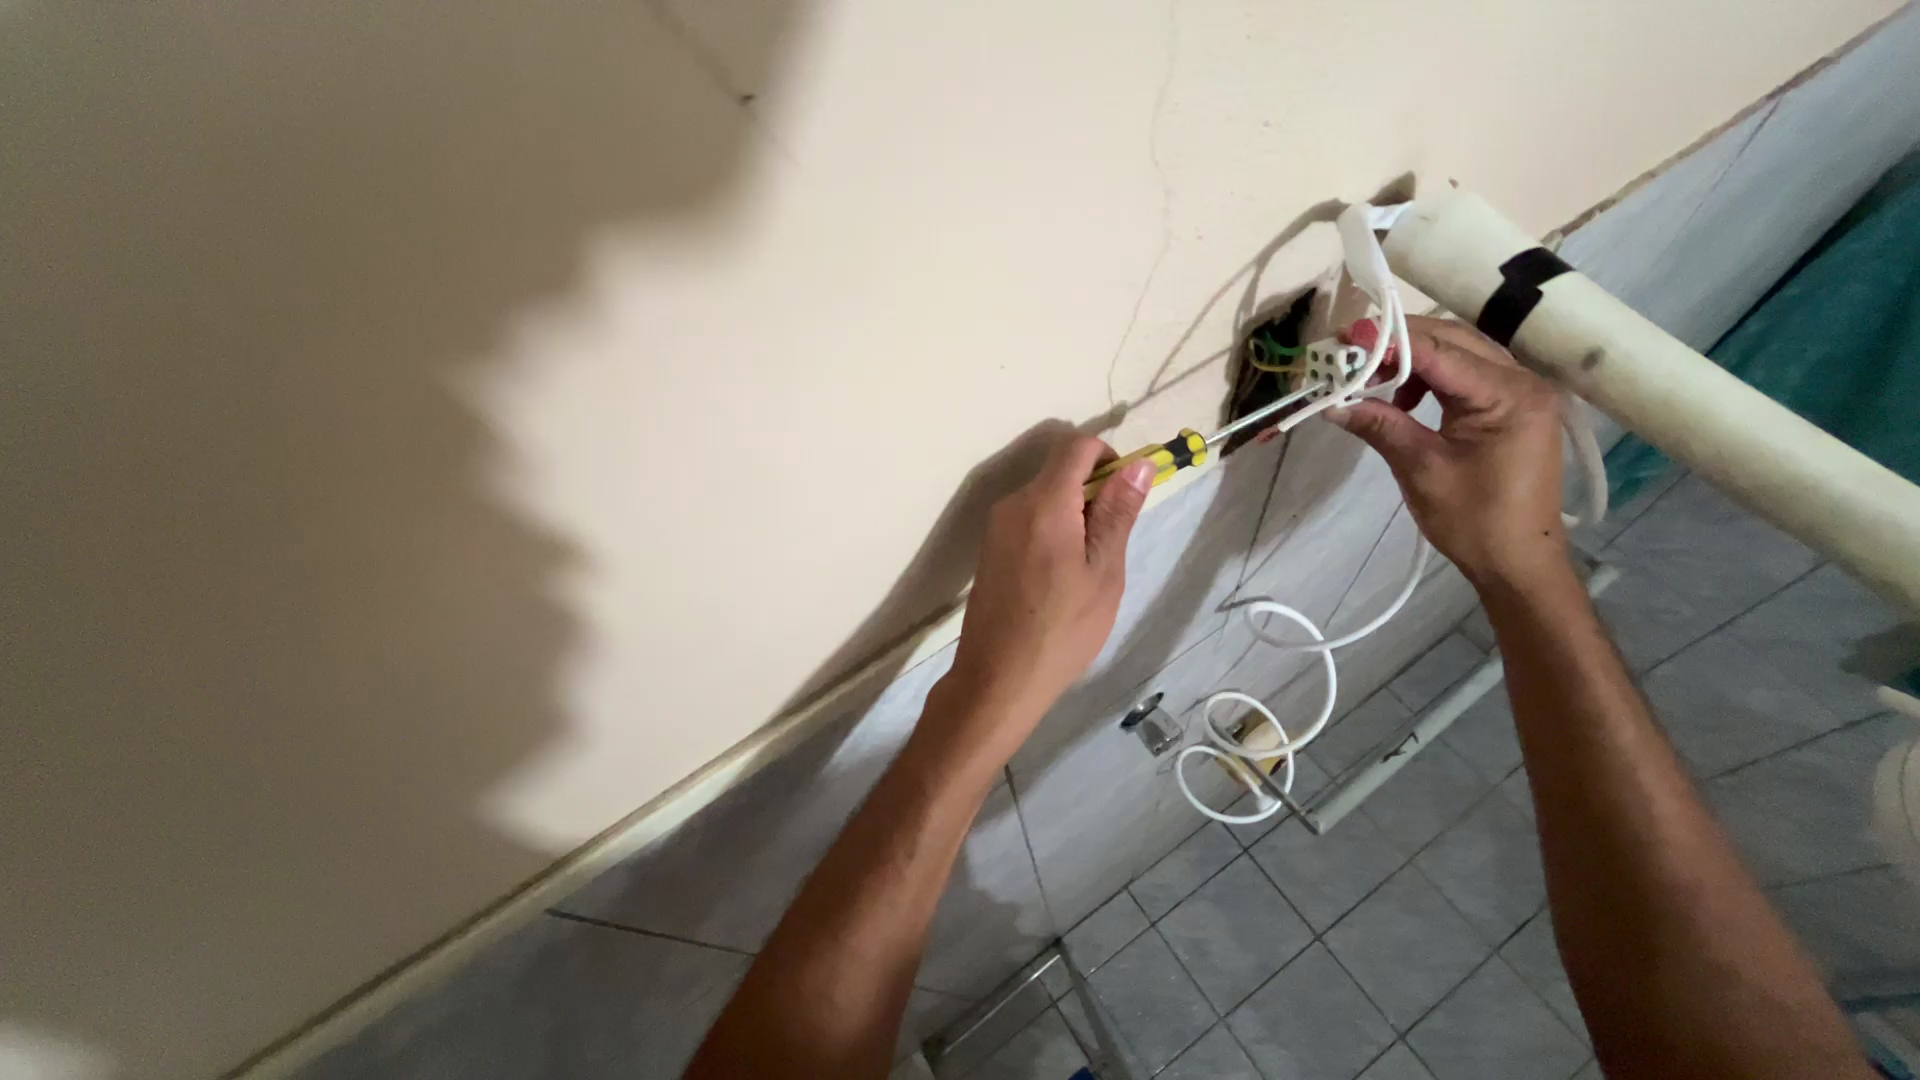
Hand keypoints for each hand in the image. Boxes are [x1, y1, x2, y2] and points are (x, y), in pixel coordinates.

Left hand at [927, 435, 1153, 764]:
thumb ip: (1118, 513)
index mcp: (1043, 503)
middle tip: (1112, 542)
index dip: (1109, 457)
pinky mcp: (990, 550)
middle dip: (1093, 491)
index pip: (1076, 447)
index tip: (1128, 493)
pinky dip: (1052, 531)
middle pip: (1059, 471)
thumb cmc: (1062, 629)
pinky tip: (1061, 578)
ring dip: (1074, 514)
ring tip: (1089, 568)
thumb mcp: (1104, 572)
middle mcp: (1012, 505)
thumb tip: (1138, 464)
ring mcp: (996, 528)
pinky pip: (1028, 521)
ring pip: (1044, 498)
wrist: (997, 678)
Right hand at [1328, 316, 1571, 589]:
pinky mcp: (1512, 406)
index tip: (1344, 337)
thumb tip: (1332, 403)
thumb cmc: (1473, 521)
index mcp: (1507, 396)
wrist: (1518, 560)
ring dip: (1413, 358)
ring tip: (1372, 378)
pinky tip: (1405, 399)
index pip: (1438, 352)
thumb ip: (1381, 426)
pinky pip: (1466, 374)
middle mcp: (1521, 381)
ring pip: (1459, 353)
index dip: (1389, 341)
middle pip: (1452, 341)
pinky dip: (1430, 376)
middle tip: (1349, 354)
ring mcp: (1520, 392)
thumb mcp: (1420, 470)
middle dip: (1398, 343)